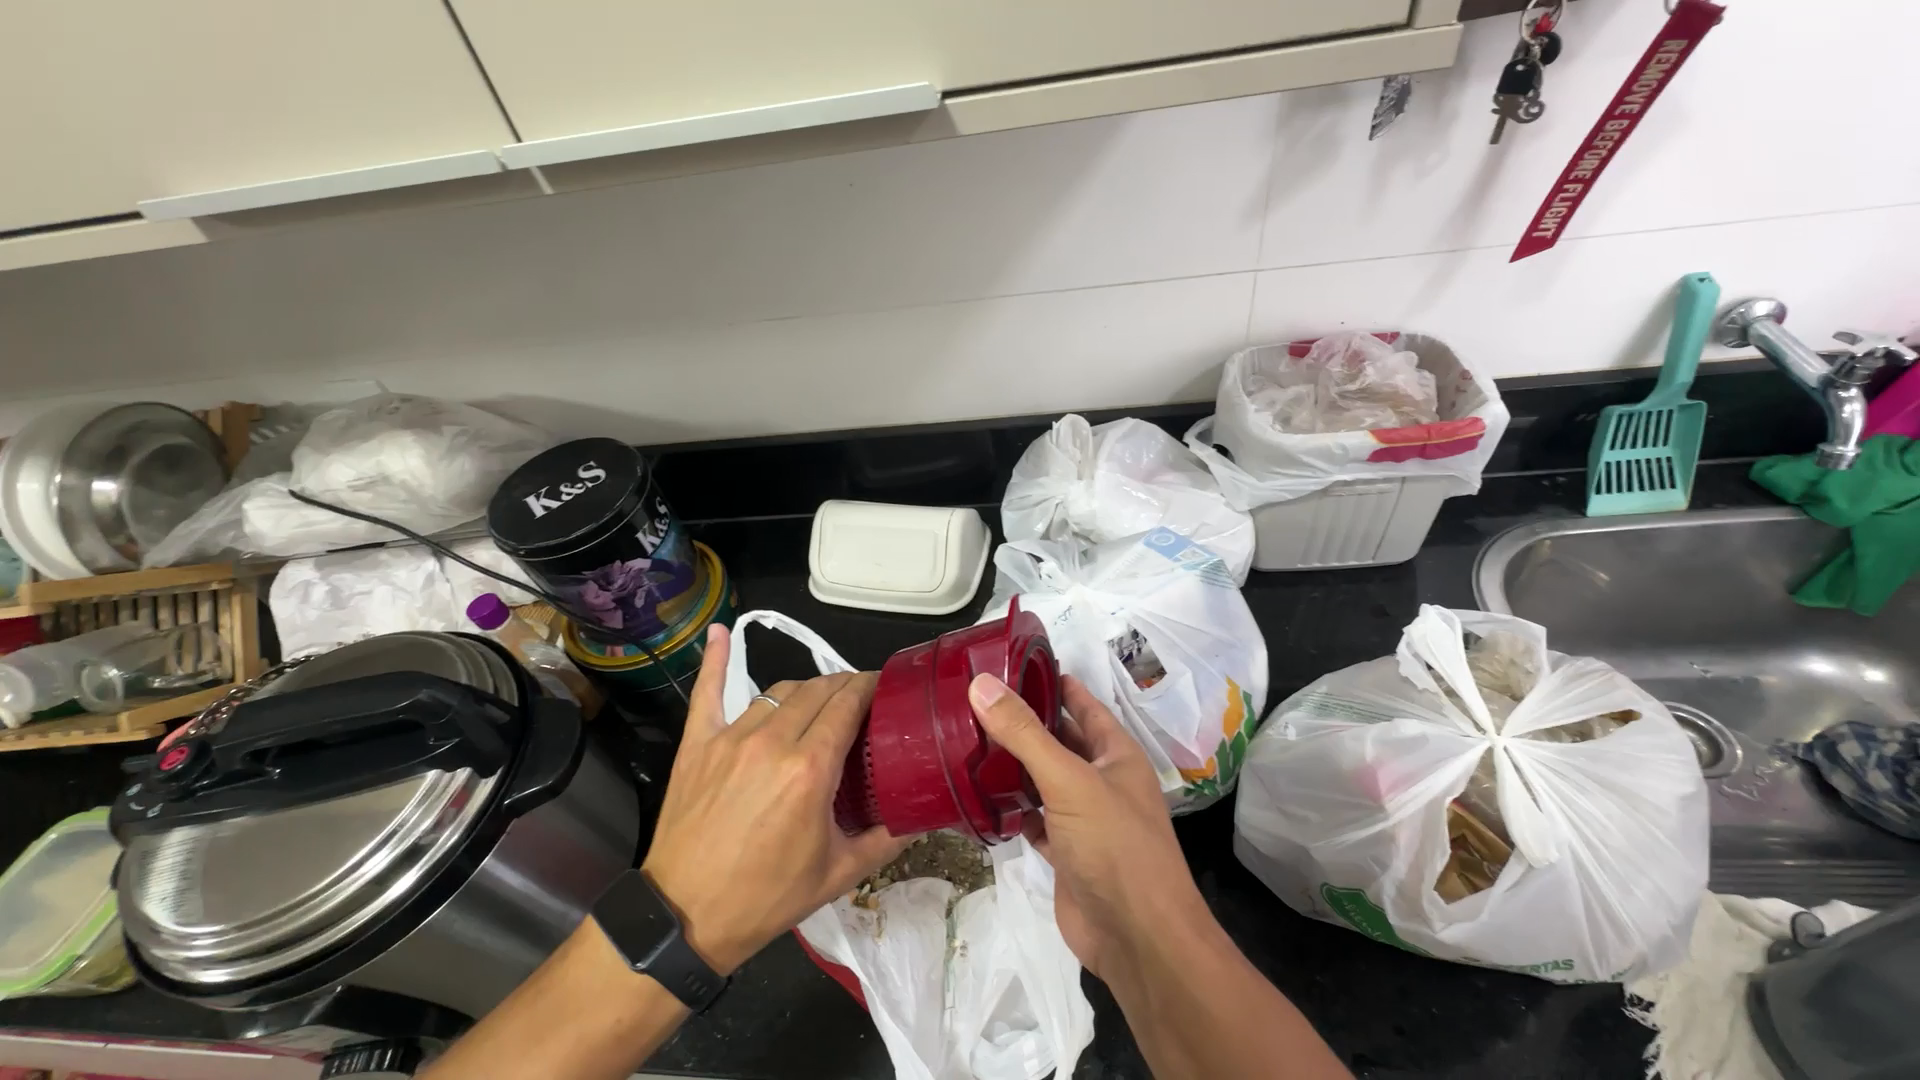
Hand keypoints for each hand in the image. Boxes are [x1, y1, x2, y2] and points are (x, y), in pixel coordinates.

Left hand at [637, 624, 907, 974]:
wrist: (684, 916)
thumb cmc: (766, 897)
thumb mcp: (838, 874)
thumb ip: (886, 839)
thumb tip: (923, 815)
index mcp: (811, 769)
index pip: (848, 704)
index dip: (870, 687)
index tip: (884, 688)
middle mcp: (772, 741)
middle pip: (817, 689)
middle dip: (844, 685)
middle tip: (859, 698)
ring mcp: (731, 737)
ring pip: (778, 690)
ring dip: (806, 687)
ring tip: (820, 697)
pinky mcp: (698, 743)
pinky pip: (707, 690)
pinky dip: (713, 659)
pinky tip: (719, 632)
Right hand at [969, 672, 1207, 981]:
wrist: (1136, 936)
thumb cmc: (1114, 845)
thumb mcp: (1069, 780)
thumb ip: (1025, 734)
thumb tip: (981, 683)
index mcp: (1117, 754)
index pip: (1083, 705)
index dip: (1053, 683)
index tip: (1009, 664)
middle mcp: (1102, 781)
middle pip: (1059, 742)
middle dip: (1024, 724)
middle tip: (971, 702)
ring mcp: (1084, 819)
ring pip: (1043, 781)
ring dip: (1012, 766)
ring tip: (965, 741)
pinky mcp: (1065, 853)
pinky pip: (1034, 819)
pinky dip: (1011, 809)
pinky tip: (979, 796)